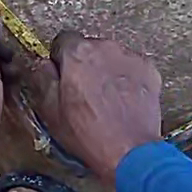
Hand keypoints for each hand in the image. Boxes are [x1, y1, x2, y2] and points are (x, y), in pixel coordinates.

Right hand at [27, 31, 162, 183]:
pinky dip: (126, 79)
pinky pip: (131, 68)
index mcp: (77, 53)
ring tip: (105, 100)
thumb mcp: (49, 109)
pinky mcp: (149, 70)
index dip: (60, 59)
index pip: (62, 40)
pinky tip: (122, 101)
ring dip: (106, 71)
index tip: (62, 76)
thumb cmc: (88, 133)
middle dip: (84, 65)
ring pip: (111, 57)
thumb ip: (42, 77)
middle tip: (83, 93)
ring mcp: (130, 58)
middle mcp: (105, 48)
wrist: (129, 151)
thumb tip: (43, 64)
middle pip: (88, 48)